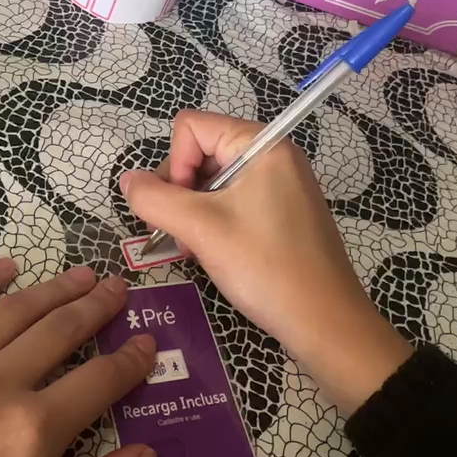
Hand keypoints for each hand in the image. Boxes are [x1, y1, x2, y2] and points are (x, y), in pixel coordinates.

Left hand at [0, 259, 159, 456]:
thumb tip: (145, 455)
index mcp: (31, 435)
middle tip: (117, 288)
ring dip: (51, 290)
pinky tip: (4, 268)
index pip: (98, 383)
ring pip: (11, 312)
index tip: (146, 342)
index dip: (129, 362)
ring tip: (79, 274)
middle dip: (94, 308)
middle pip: (59, 333)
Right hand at [120, 110, 414, 411]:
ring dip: (194, 210)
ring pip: (212, 178)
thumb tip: (127, 180)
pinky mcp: (283, 209)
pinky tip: (214, 251)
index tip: (182, 209)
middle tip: (183, 233)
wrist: (330, 329)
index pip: (191, 127)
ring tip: (195, 248)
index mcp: (262, 143)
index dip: (174, 164)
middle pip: (200, 150)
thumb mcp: (201, 230)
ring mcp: (280, 182)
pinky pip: (233, 198)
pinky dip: (214, 220)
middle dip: (181, 189)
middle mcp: (273, 153)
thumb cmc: (267, 269)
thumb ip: (155, 199)